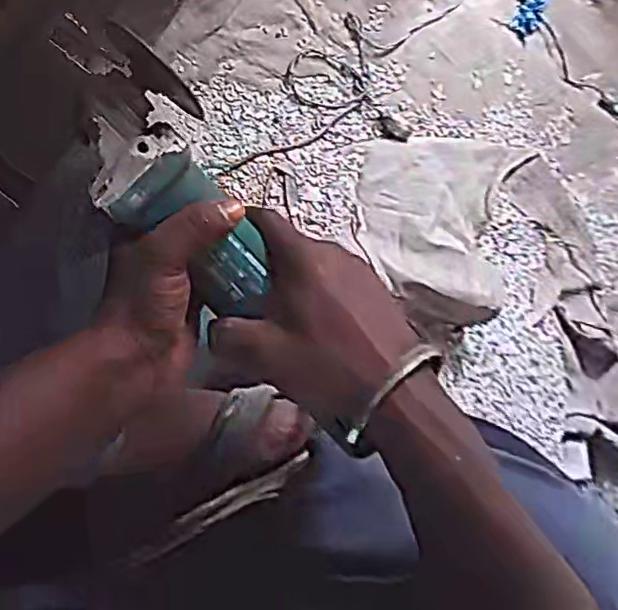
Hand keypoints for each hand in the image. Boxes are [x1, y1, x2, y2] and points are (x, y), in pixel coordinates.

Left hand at [93, 199, 246, 401]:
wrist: (139, 364)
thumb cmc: (138, 307)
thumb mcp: (162, 254)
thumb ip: (194, 226)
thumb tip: (233, 206)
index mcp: (139, 231)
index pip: (169, 199)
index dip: (194, 190)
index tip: (224, 186)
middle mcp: (158, 250)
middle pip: (194, 224)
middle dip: (219, 219)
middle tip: (249, 211)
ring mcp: (178, 275)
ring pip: (210, 250)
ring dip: (231, 245)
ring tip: (260, 233)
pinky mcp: (197, 299)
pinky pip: (222, 278)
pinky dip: (238, 272)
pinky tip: (259, 264)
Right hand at [210, 209, 422, 422]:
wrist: (400, 398)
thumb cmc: (331, 368)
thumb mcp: (266, 355)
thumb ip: (228, 335)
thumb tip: (217, 328)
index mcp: (302, 257)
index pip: (264, 217)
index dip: (240, 224)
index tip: (225, 240)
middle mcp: (332, 252)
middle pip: (287, 244)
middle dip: (265, 265)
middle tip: (250, 296)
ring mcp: (359, 269)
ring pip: (313, 264)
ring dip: (294, 282)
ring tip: (286, 319)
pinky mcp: (376, 290)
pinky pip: (336, 281)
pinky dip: (320, 295)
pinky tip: (319, 331)